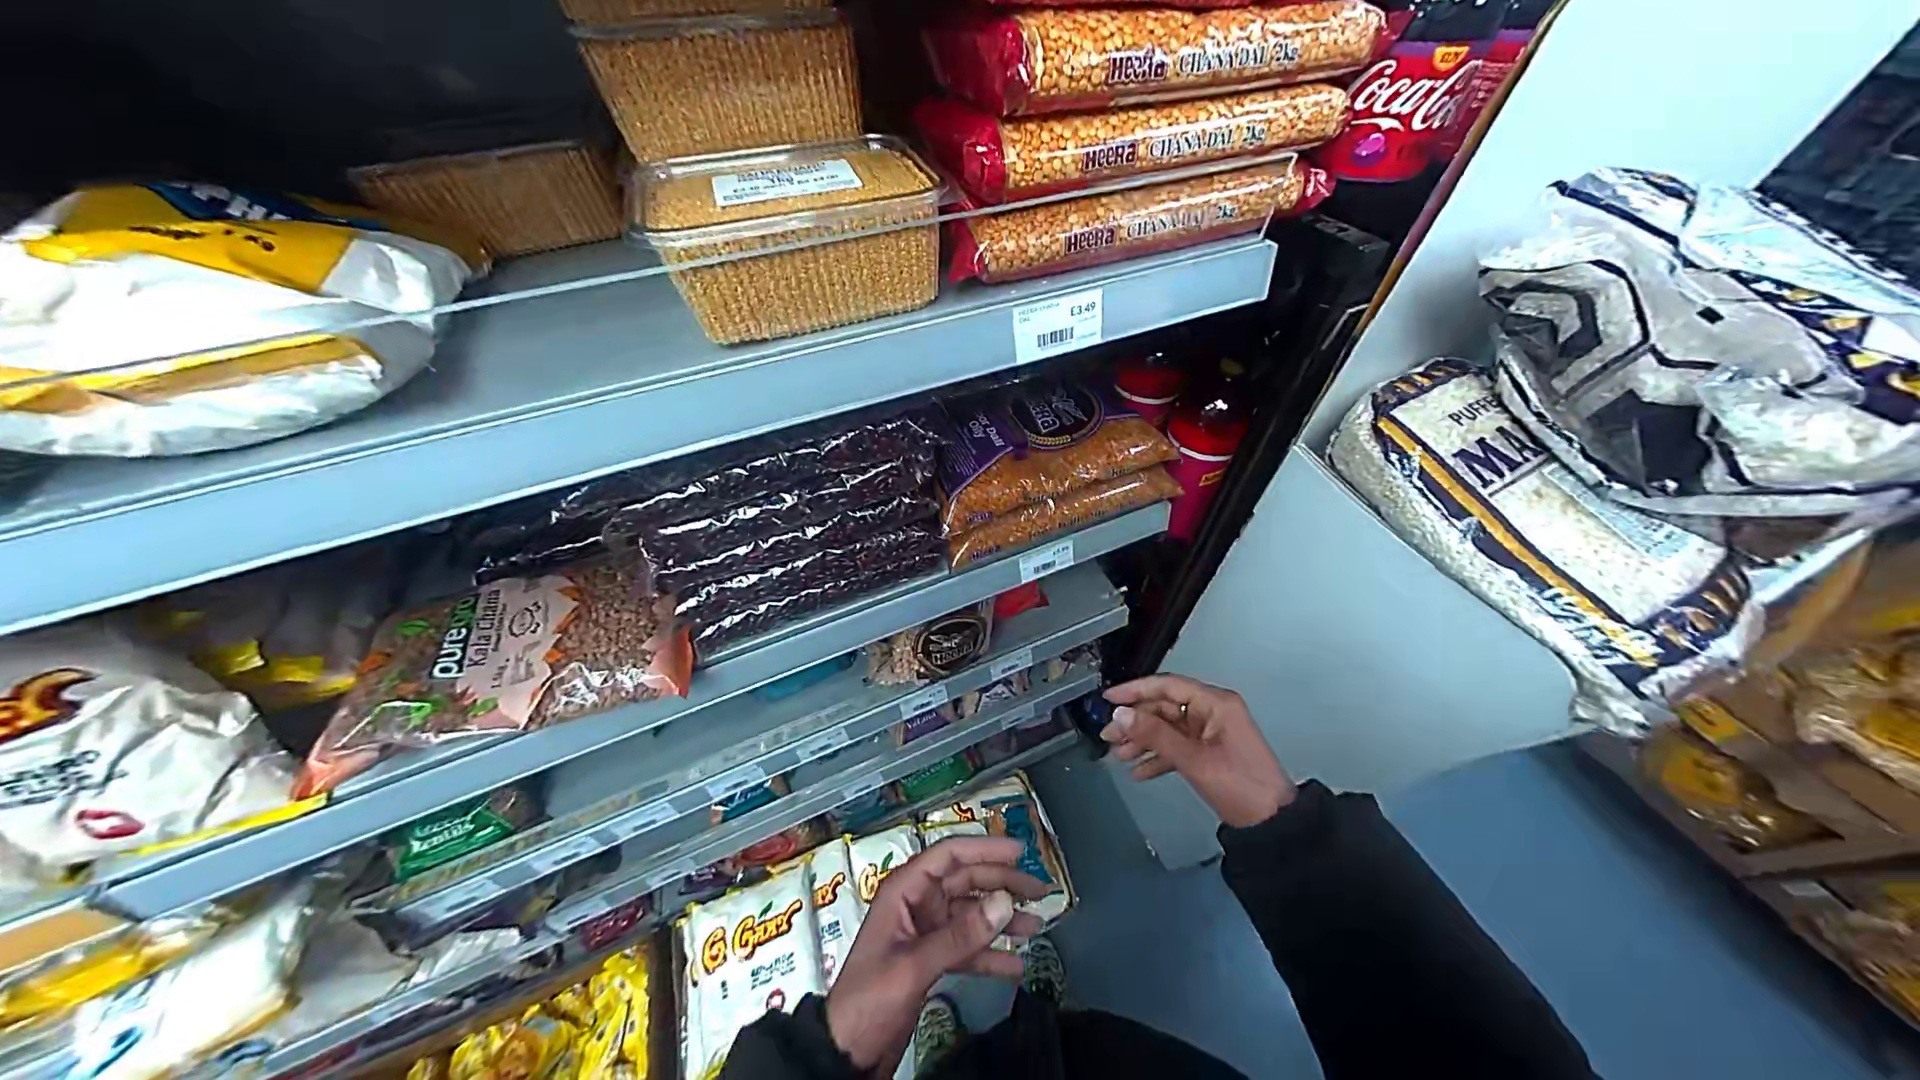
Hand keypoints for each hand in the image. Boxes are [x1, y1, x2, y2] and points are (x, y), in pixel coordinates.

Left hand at [825, 836, 1046, 1075]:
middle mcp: (917, 903)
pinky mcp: (931, 959)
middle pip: (966, 881)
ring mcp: (925, 931)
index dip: (985, 848)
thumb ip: (960, 935)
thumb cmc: (870, 998)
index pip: (949, 854)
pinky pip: (967, 948)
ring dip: (1002, 919)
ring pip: (970, 914)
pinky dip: (990, 954)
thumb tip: (1005, 902)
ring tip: (1036, 925)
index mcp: (904, 890)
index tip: (1020, 851)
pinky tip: (1015, 964)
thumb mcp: (914, 965)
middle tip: (1039, 892)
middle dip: (1002, 883)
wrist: (846, 1052)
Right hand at [1102, 674, 1295, 827]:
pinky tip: (1139, 769)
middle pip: (1164, 708)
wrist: (1273, 825)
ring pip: (1167, 729)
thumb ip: (1154, 734)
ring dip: (1142, 741)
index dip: (1135, 690)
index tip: (1110, 697)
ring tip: (1119, 754)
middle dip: (1135, 722)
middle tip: (1109, 733)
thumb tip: (1122, 715)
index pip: (1167, 686)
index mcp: (1216, 704)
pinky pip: (1176, 747)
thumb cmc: (1243, 787)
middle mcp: (1213, 713)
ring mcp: (1210, 733)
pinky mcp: (1209, 753)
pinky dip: (1158, 757)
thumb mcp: (1193, 759)